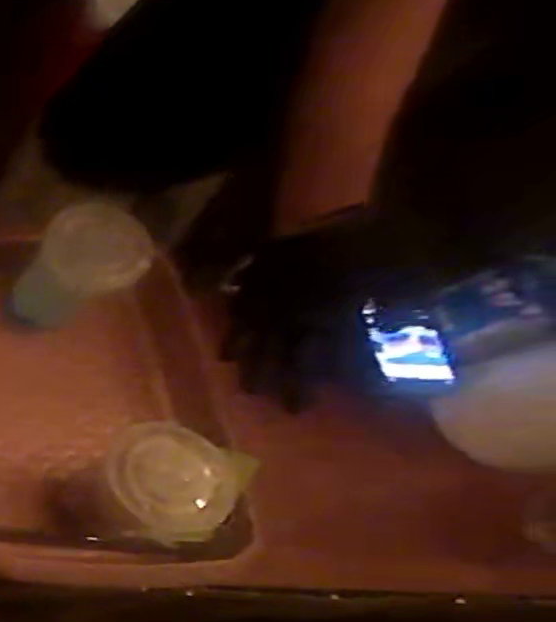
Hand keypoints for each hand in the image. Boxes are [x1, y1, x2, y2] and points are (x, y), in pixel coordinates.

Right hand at [221, 212, 431, 410]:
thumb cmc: (364, 242)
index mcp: (326, 316)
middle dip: (277, 383)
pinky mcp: (251, 295)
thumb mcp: (395, 272)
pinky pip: (238, 322)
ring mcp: (266, 308)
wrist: (321, 213)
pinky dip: (233, 340)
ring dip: (250, 368)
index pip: (320, 358)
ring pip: (253, 345)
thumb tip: (391, 332)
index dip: (314, 383)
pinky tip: (226, 354)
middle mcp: (290, 319)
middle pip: (280, 357)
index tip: (304, 407)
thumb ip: (390, 306)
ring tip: (245, 389)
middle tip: (272, 407)